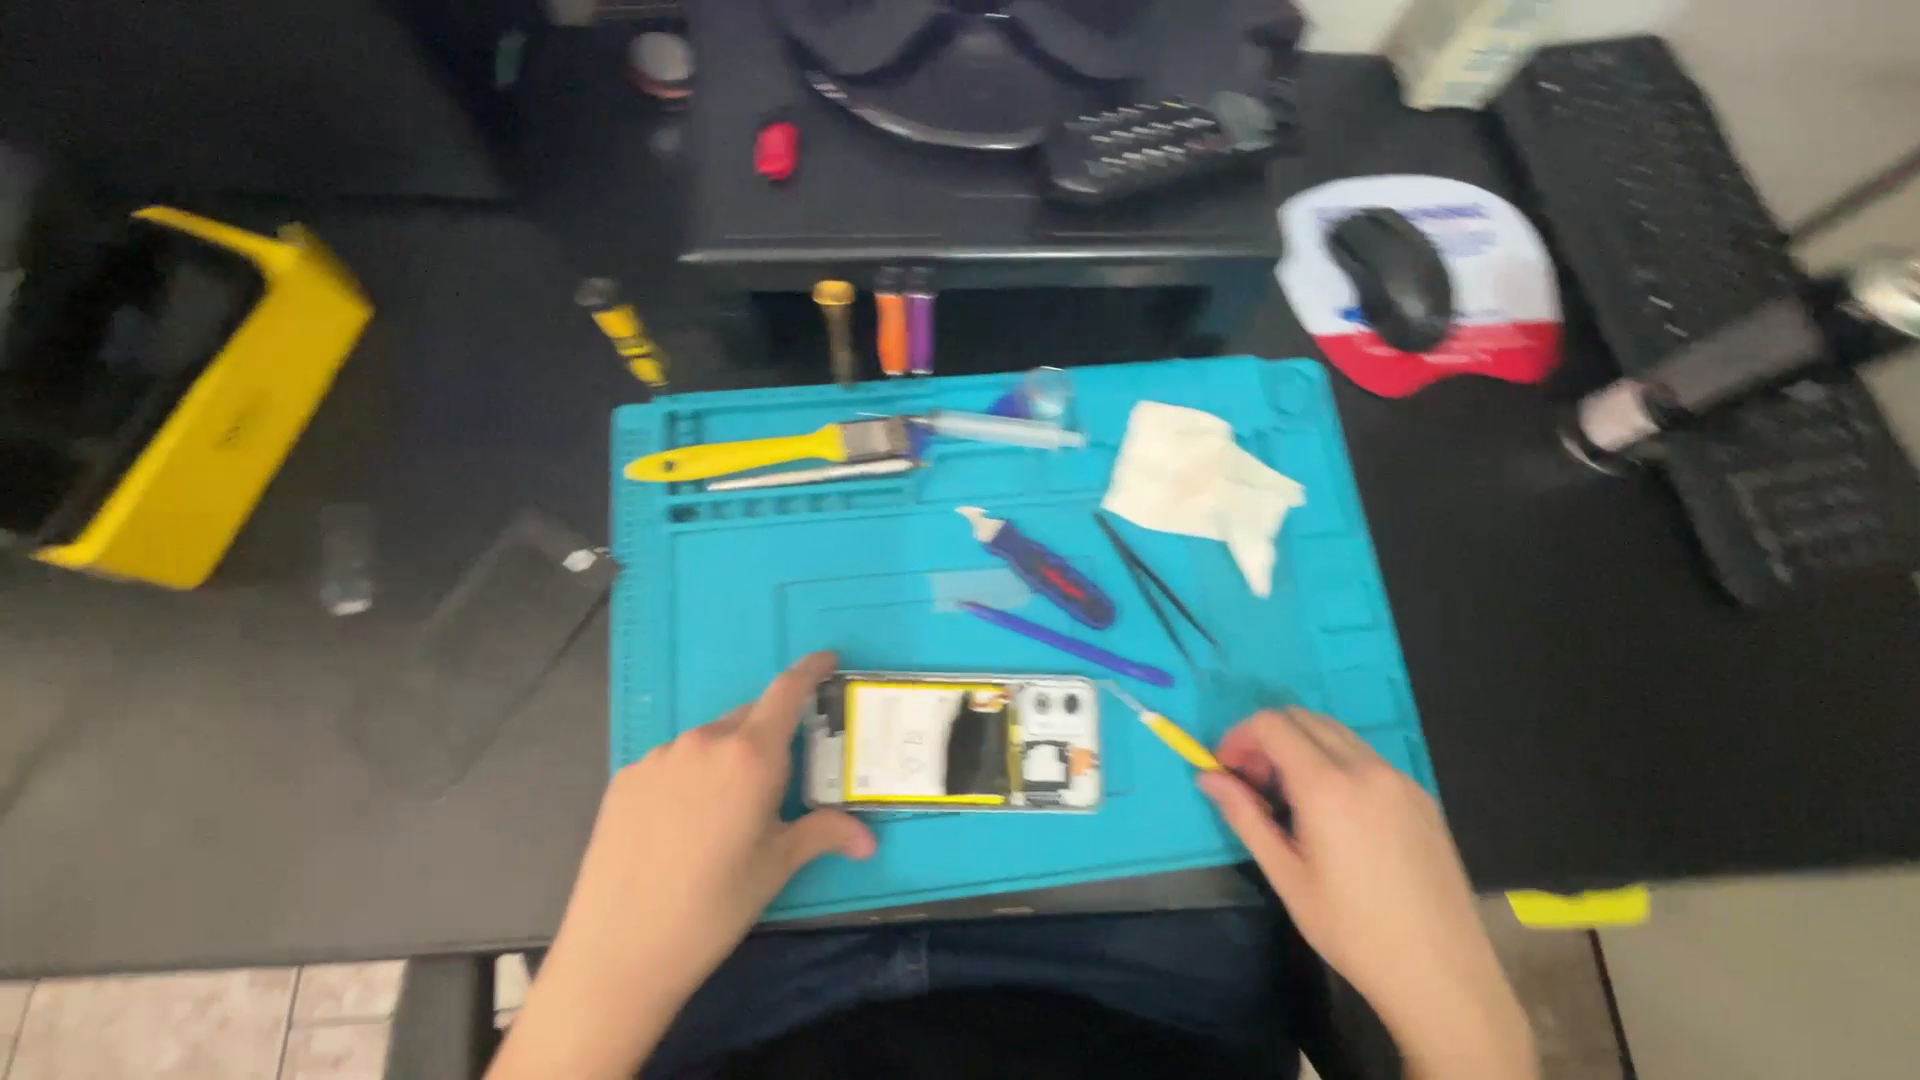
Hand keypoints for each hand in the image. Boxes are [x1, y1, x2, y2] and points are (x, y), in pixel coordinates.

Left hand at [489, 652, 874, 1079]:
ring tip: (726, 814)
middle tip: (778, 780)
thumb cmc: (715, 906)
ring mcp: (660, 757)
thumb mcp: (777, 866)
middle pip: (749, 718)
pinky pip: (674, 762)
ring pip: (709, 741)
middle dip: (771, 735)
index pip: (787, 692)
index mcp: (751, 756)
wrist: (620, 949)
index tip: (828, 661)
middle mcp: (705, 742)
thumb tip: (868, 839)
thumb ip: (824, 834)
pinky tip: (683, 824)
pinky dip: (691, 777)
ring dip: (728, 759)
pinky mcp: (626, 778)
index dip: (810, 670)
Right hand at [1197, 709, 1533, 1079]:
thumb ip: (1245, 816)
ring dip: (1300, 745)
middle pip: (1303, 718)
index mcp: (1328, 786)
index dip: (1239, 736)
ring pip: (1336, 732)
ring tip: (1287, 795)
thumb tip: (1207, 777)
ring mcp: (1399, 779)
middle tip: (1251, 781)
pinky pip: (1365, 756)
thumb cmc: (1352, 930)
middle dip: (1267, 737)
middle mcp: (1366, 768)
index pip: (1272, 724)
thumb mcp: (1286, 876)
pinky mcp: (1420, 796)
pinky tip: (1331, 808)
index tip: (1225, 769)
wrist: (1442, 973)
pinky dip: (1334, 760)